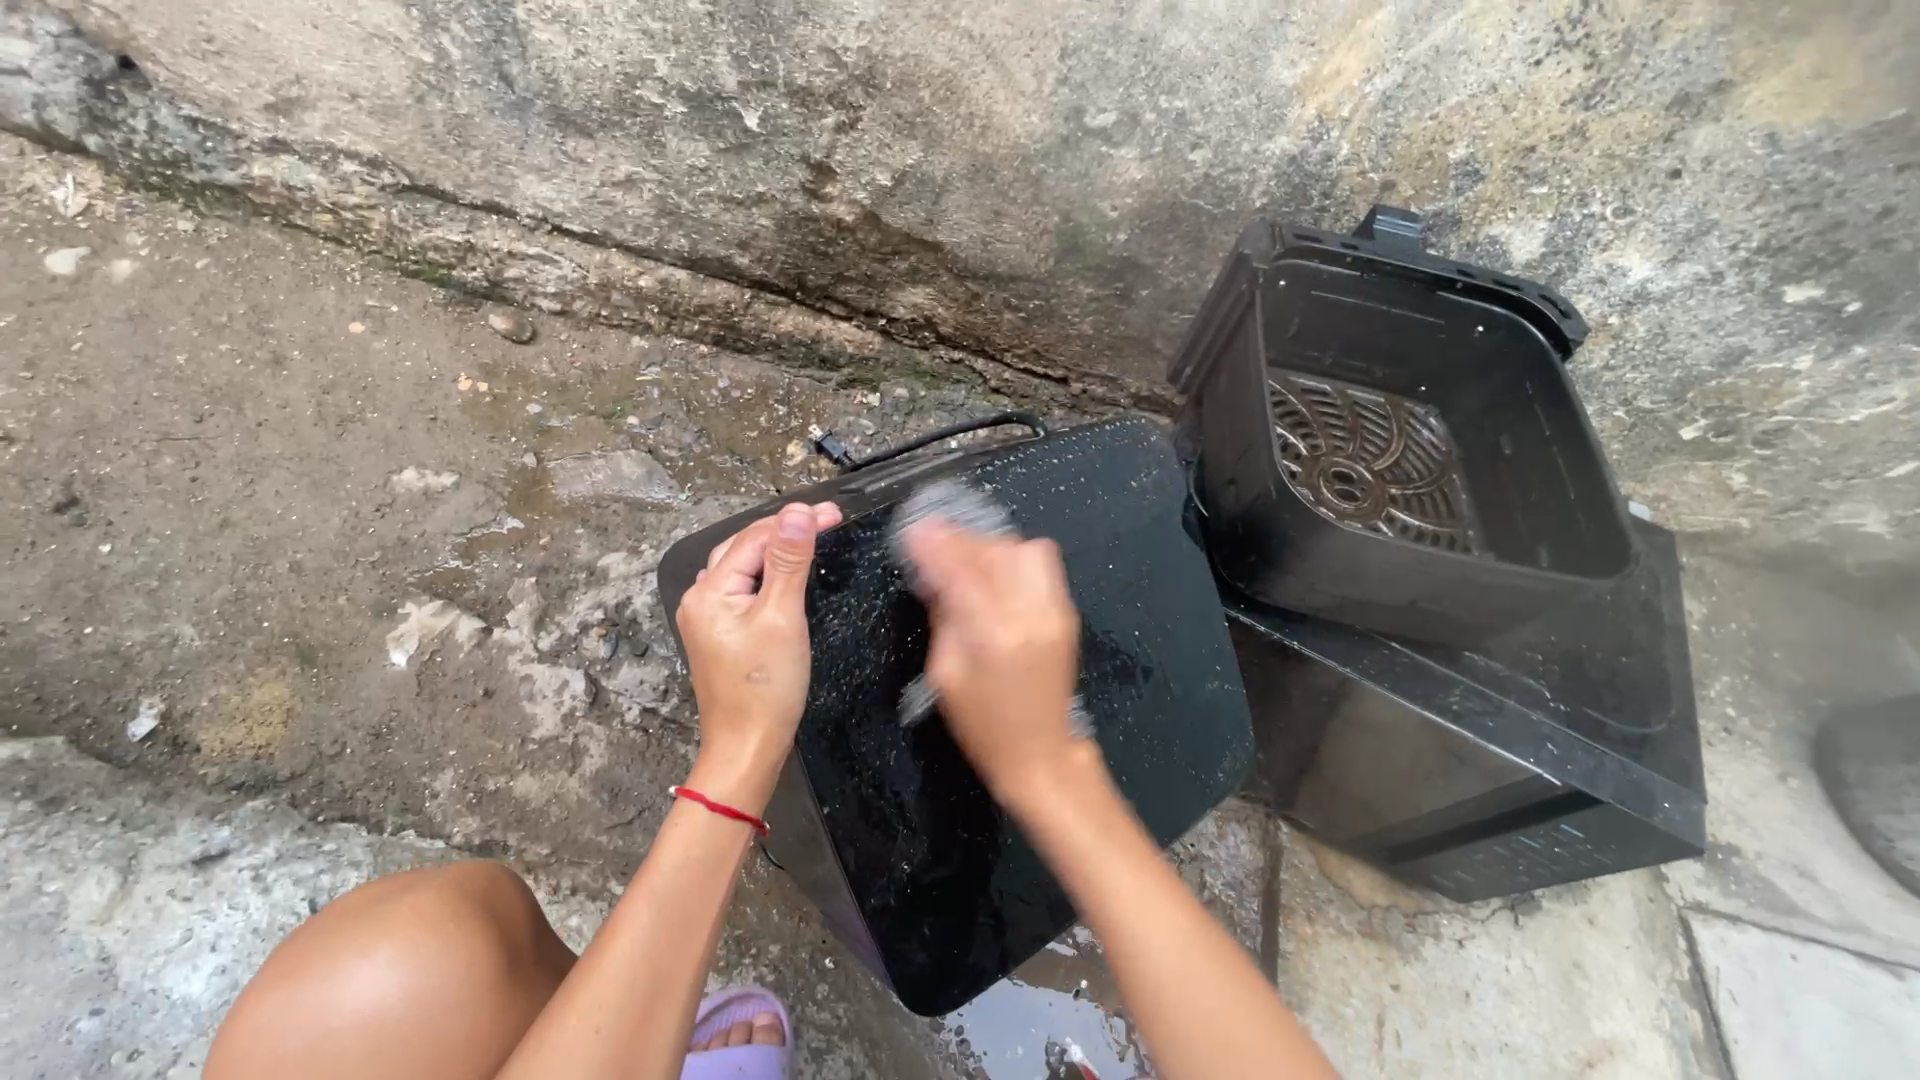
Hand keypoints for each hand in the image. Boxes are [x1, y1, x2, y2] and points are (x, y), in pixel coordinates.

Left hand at [675, 502, 840, 802]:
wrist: (748, 747)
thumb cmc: (765, 690)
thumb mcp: (782, 618)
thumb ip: (789, 562)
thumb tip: (798, 513)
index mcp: (709, 592)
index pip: (755, 538)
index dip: (795, 521)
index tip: (834, 512)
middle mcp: (701, 599)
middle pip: (746, 548)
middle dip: (787, 530)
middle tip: (829, 519)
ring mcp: (709, 618)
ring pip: (746, 568)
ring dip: (778, 550)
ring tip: (813, 536)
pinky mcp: (722, 634)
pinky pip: (746, 589)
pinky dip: (770, 574)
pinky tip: (789, 573)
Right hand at [902, 519, 1084, 797]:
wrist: (1041, 752)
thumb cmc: (982, 726)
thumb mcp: (944, 675)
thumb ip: (942, 616)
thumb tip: (931, 573)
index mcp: (992, 636)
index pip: (961, 571)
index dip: (936, 545)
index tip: (915, 528)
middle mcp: (1030, 614)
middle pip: (994, 552)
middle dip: (961, 540)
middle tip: (936, 544)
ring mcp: (1055, 611)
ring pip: (1023, 549)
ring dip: (990, 546)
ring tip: (967, 558)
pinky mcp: (1067, 612)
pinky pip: (1042, 564)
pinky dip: (1014, 557)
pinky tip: (995, 570)